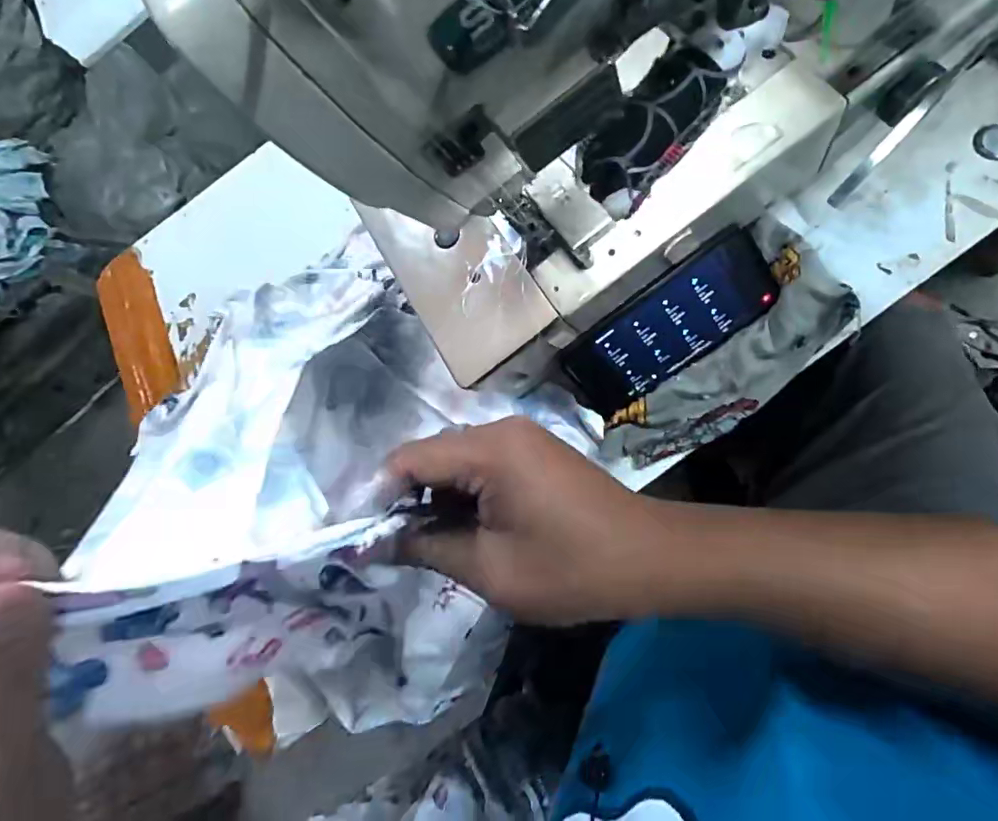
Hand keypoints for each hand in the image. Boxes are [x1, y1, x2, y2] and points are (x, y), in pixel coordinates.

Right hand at [387, 418, 681, 625]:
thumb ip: (425, 547)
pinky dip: (463, 493)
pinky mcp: (536, 452)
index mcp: (491, 449)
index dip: (373, 497)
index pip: (408, 459)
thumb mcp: (488, 567)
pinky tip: (457, 529)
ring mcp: (524, 438)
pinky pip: (483, 464)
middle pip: (430, 455)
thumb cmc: (569, 568)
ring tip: (414, 546)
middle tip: (381, 549)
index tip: (352, 539)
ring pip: (455, 460)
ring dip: (432, 498)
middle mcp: (504, 429)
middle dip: (401, 499)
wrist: (645, 557)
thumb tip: (371, 544)